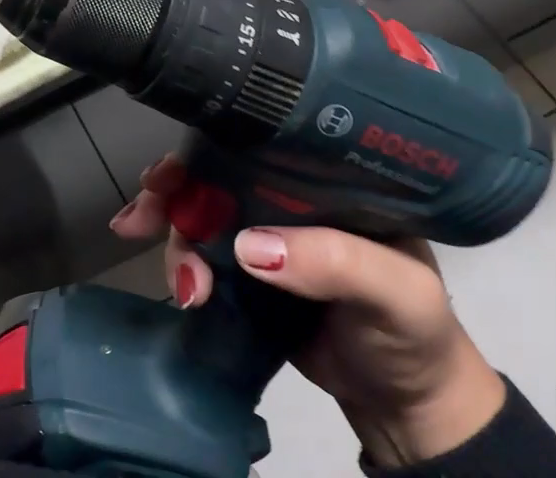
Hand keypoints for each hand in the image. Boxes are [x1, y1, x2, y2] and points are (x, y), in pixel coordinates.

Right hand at [110, 157, 504, 468]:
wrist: (407, 408)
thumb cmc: (413, 334)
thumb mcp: (394, 292)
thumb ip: (333, 263)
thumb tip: (247, 247)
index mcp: (329, 181)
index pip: (261, 147)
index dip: (211, 149)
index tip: (170, 172)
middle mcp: (291, 200)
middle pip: (217, 178)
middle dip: (173, 192)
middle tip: (142, 215)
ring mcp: (267, 239)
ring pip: (203, 220)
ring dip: (179, 246)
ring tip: (189, 289)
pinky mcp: (249, 279)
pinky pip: (205, 261)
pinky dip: (181, 267)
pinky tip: (177, 287)